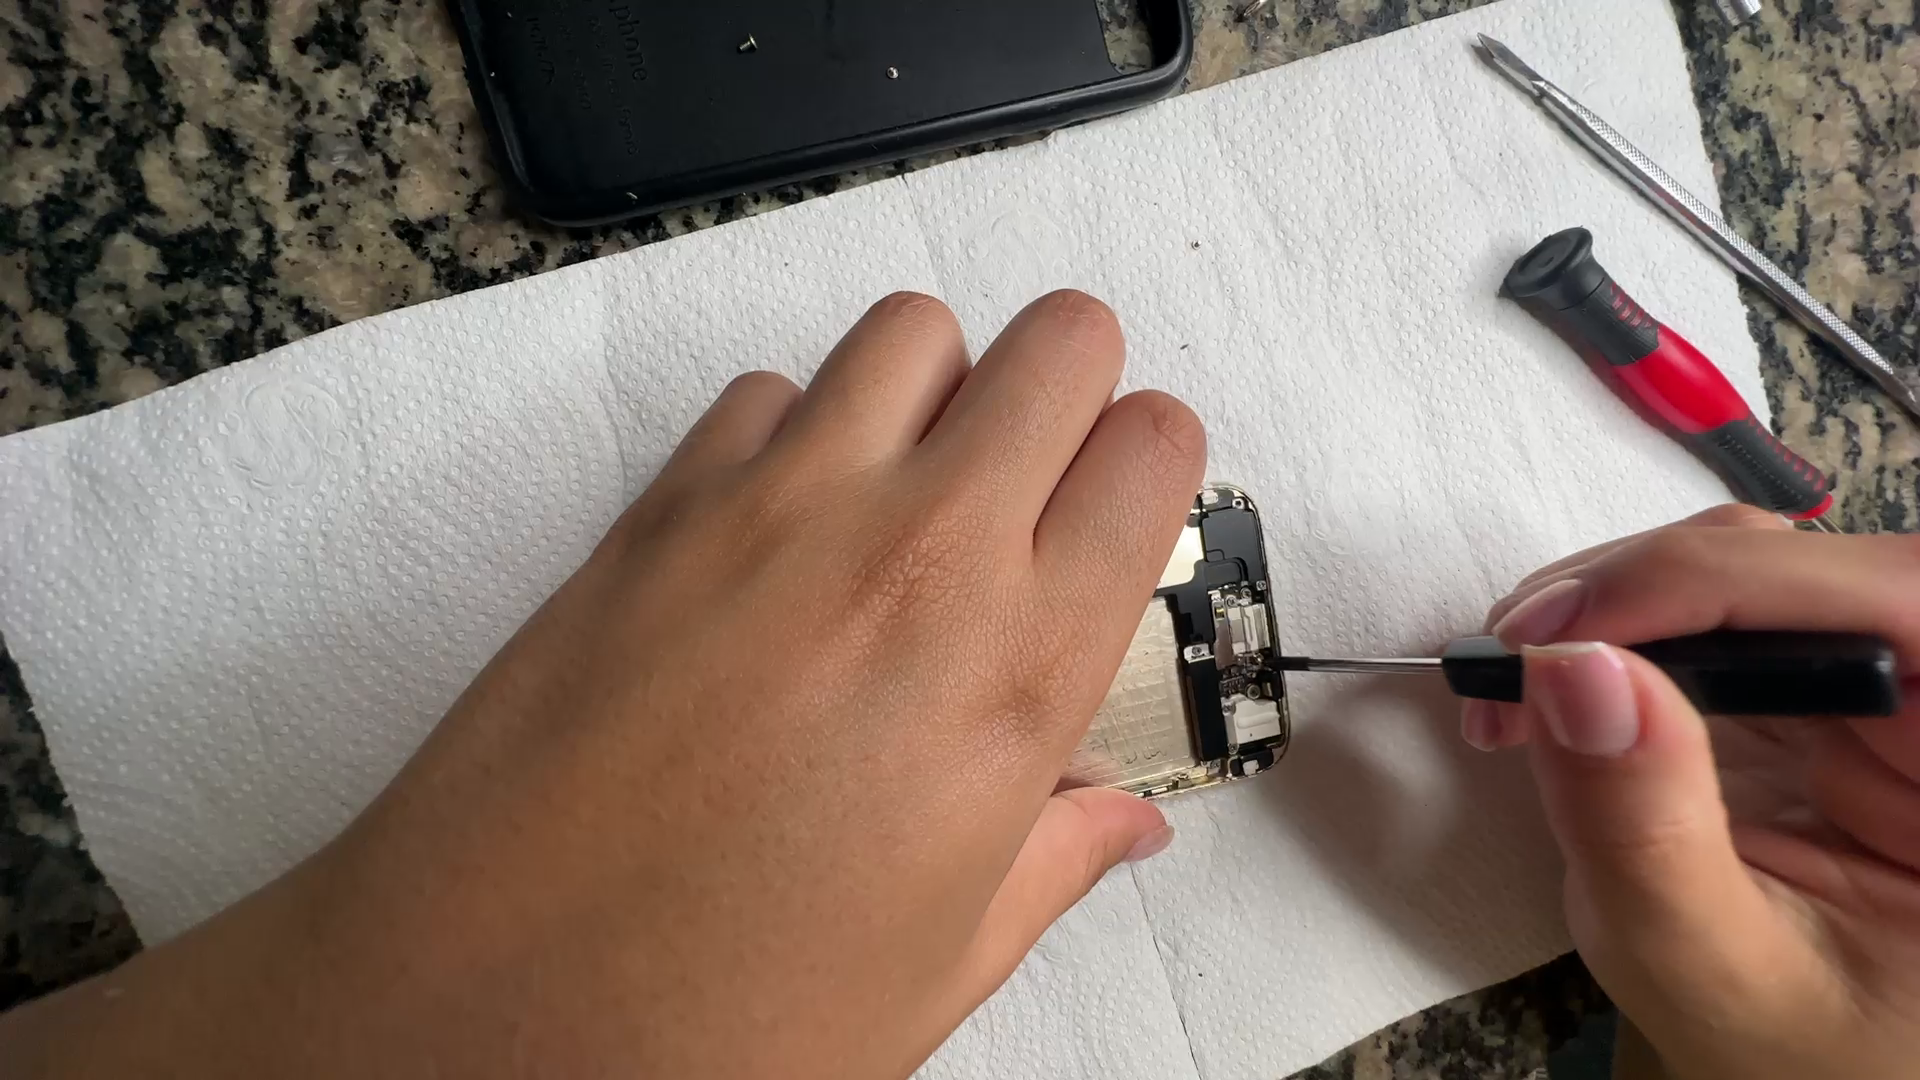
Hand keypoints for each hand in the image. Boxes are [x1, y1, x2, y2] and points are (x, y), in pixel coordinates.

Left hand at [0, 291, 1205, 1078]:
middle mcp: (918, 550)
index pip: (1154, 453)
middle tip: (1045, 451)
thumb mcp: (947, 954)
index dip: (1155, 454)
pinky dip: (803, 427)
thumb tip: (1127, 817)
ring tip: (919, 472)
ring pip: (914, 330)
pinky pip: (770, 392)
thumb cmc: (731, 1012)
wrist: (479, 1008)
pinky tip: (789, 516)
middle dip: (1076, 373)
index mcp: (1016, 666)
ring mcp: (783, 501)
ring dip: (942, 382)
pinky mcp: (667, 498)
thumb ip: (1061, 856)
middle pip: (1061, 339)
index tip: (1127, 492)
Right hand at [1464, 505, 1919, 1078]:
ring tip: (1512, 681)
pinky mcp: (1802, 687)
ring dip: (1593, 605)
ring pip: (1728, 563)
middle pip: (1790, 561)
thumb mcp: (1697, 954)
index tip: (1548, 641)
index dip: (1701, 584)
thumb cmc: (1787, 1049)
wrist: (1806, 1060)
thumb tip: (1563, 663)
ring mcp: (1882, 688)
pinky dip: (1593, 630)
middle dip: (1621, 593)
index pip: (1886, 600)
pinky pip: (1689, 607)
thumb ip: (1634, 820)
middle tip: (1507, 665)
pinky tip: (1547, 682)